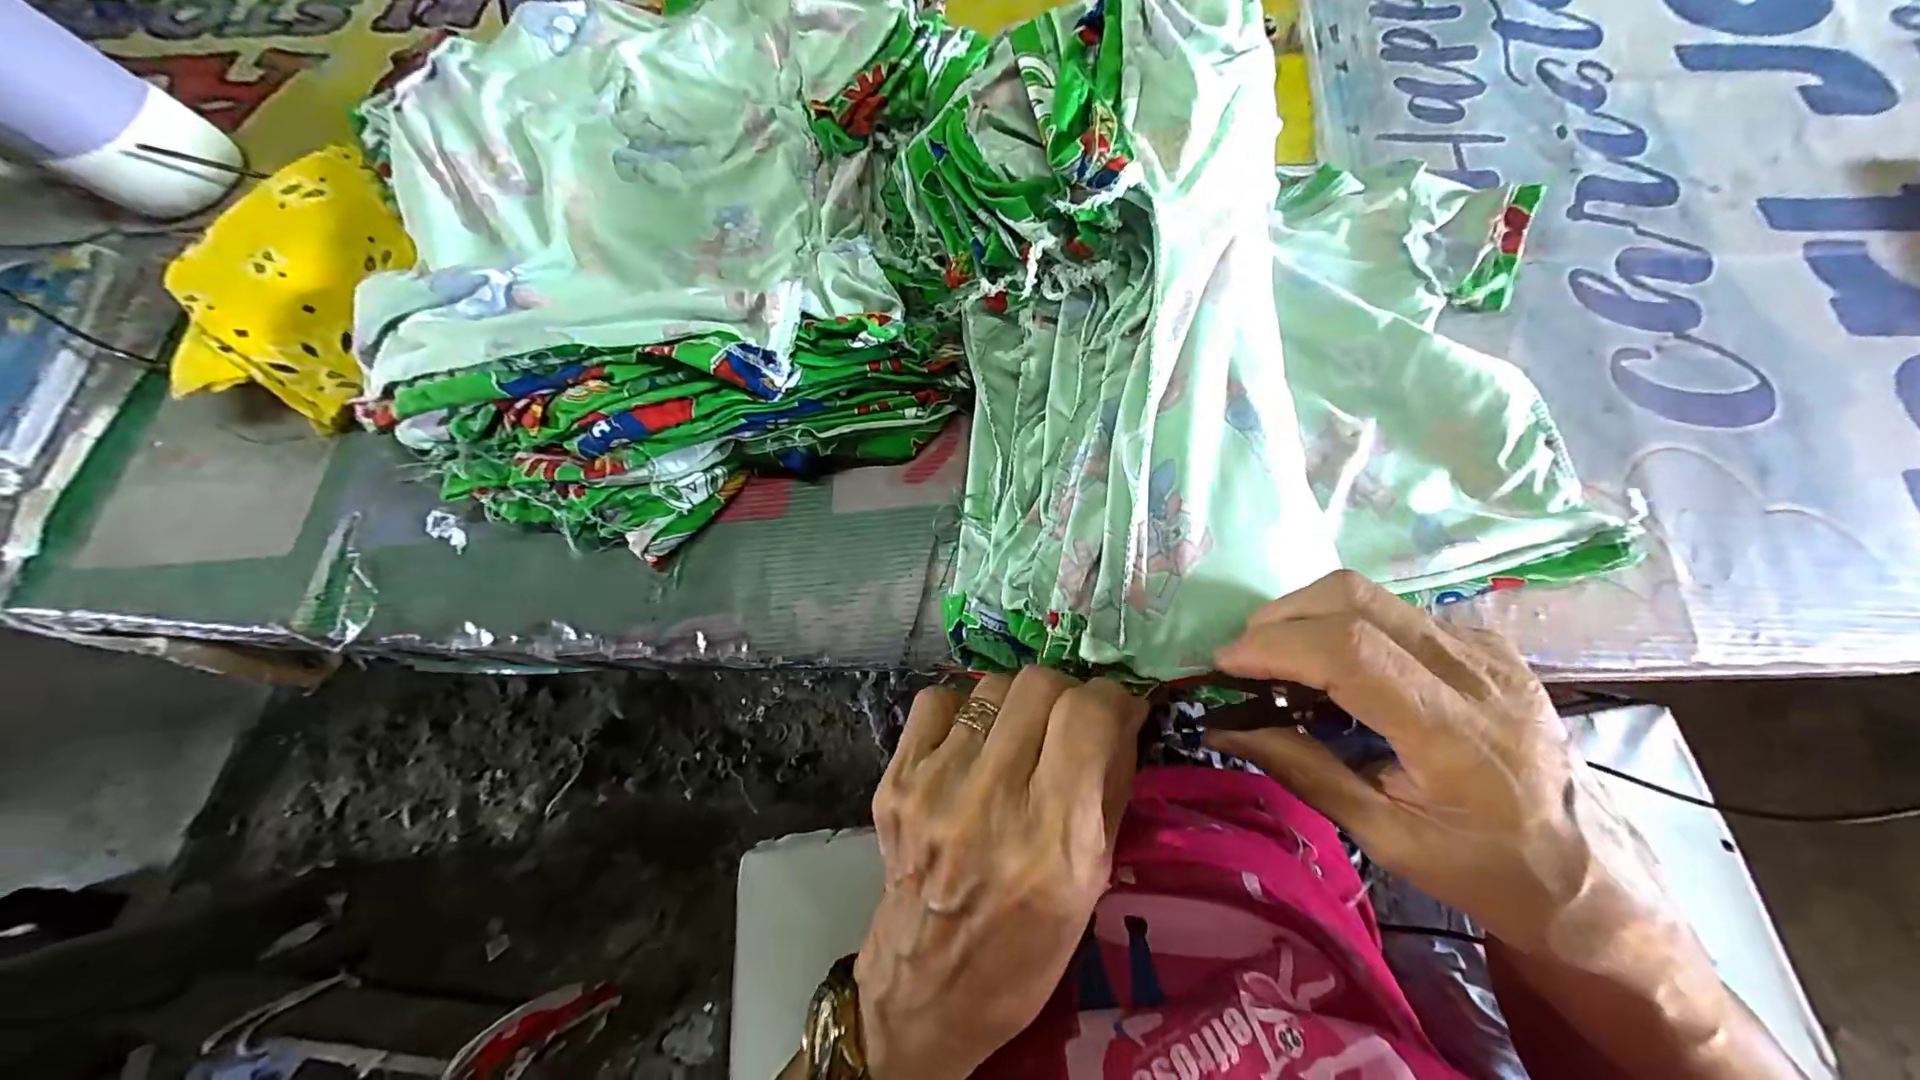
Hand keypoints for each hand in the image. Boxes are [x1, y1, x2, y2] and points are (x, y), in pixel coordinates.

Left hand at [854, 669, 1147, 1079]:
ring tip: (1017, 739)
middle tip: (1065, 724)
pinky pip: (938, 700)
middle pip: (1039, 683)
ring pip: (992, 684)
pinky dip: (963, 711)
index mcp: (1055, 837)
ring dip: (1017, 703)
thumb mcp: (1093, 879)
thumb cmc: (1027, 947)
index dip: (1110, 698)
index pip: (1088, 713)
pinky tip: (970, 745)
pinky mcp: (895, 780)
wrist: (927, 985)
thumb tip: (1120, 711)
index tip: (1112, 710)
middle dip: (1066, 694)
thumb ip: (1110, 785)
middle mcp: (991, 800)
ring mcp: (934, 785)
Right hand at [1204, 569, 1616, 955]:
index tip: (1225, 663)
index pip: (1350, 652)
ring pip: (1373, 594)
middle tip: (1245, 656)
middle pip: (1355, 598)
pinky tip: (1339, 664)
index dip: (1275, 645)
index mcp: (1454, 733)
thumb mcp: (1385, 837)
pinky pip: (1398, 611)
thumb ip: (1302, 769)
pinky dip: (1347, 623)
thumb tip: (1224, 729)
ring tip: (1279, 655)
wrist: (1598, 878)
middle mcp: (1476, 674)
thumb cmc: (1488, 870)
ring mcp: (1488, 652)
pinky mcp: (1490, 646)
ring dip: (1308, 613)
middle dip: (1281, 616)